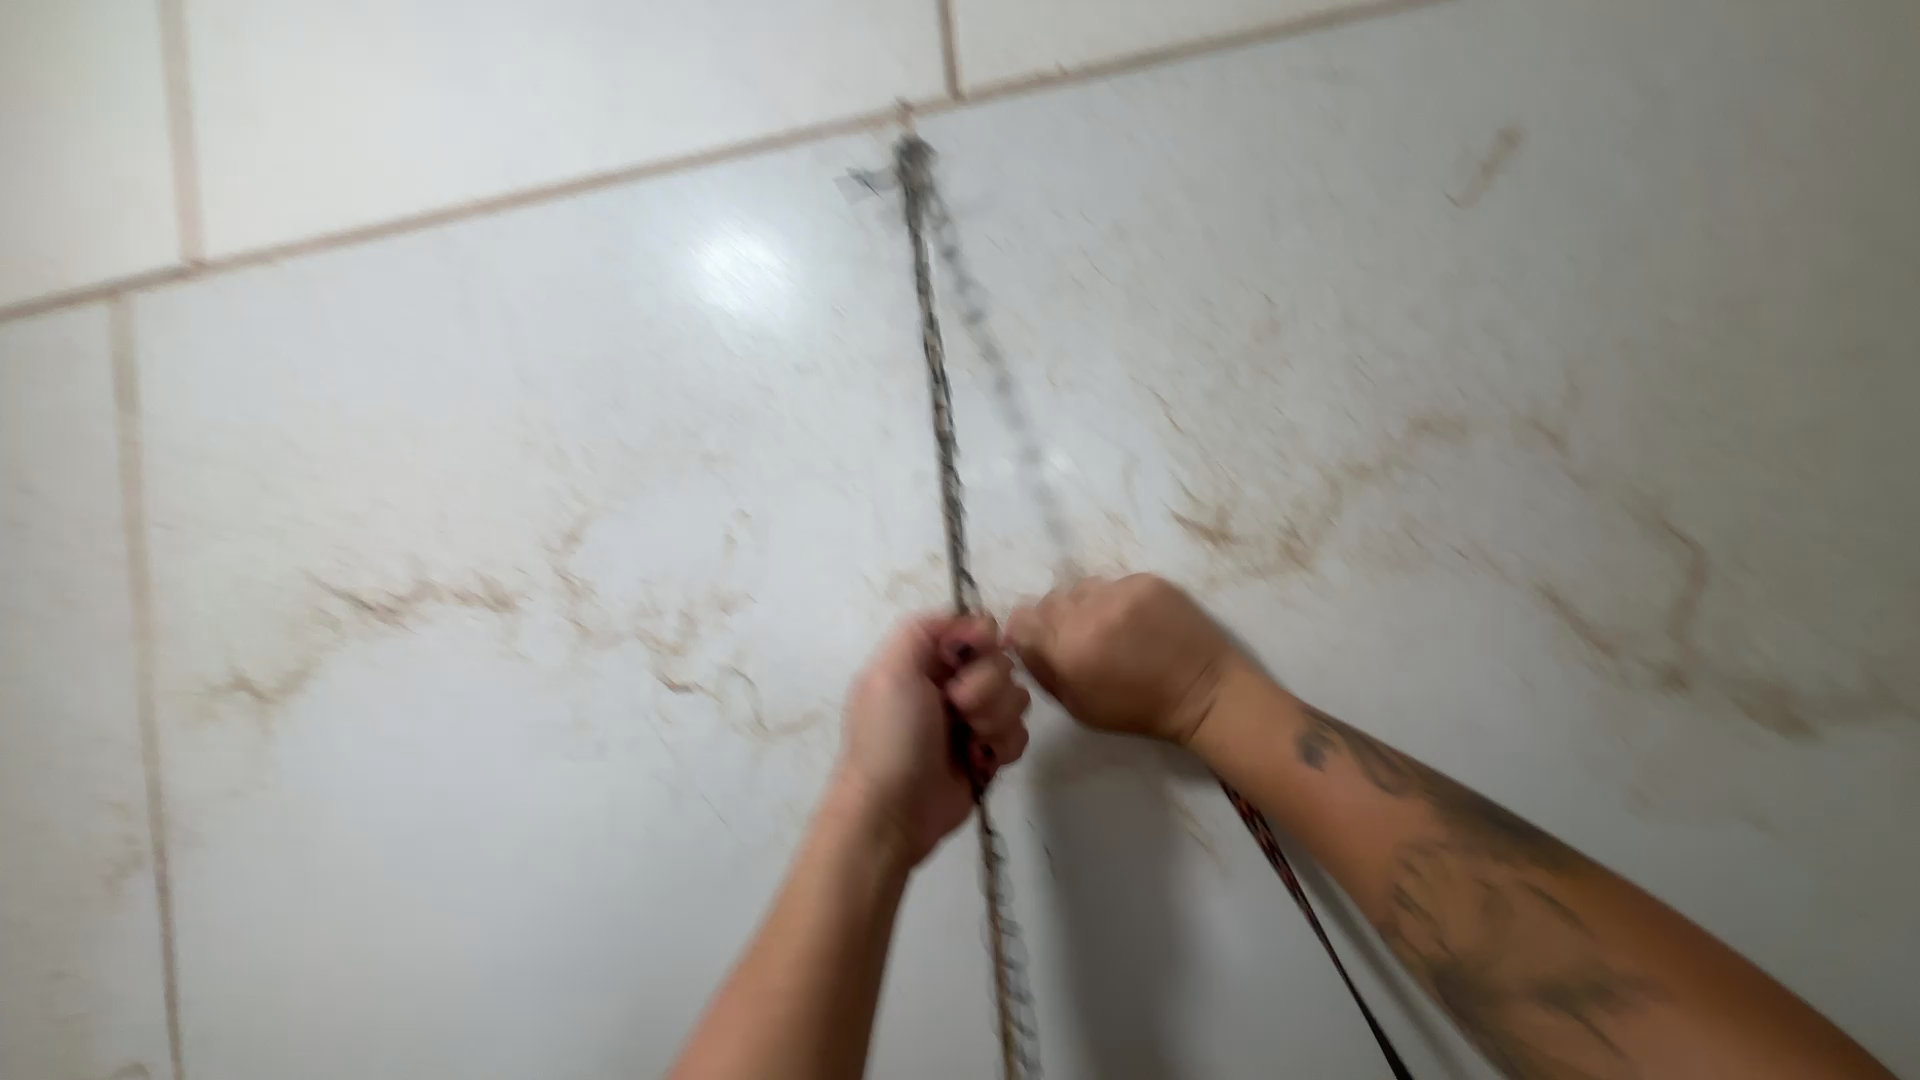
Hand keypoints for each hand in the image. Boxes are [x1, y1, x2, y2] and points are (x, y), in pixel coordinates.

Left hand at [833, 614, 1031, 865]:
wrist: (891, 813)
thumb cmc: (889, 738)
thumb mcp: (890, 671)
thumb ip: (922, 630)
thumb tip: (968, 622)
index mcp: (924, 659)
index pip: (974, 629)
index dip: (982, 639)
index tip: (972, 654)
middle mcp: (950, 683)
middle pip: (1001, 661)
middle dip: (986, 686)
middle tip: (957, 708)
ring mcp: (971, 719)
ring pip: (1015, 697)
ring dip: (995, 718)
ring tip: (969, 741)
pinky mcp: (989, 752)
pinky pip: (1019, 733)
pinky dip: (1002, 746)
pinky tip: (979, 761)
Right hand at [1007, 574, 1244, 744]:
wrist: (1203, 691)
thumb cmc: (1137, 708)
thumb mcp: (1079, 706)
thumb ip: (1043, 671)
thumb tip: (1019, 642)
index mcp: (1068, 651)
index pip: (1023, 619)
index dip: (1027, 630)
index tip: (1041, 640)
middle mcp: (1088, 615)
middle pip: (1049, 601)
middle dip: (1056, 620)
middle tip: (1079, 638)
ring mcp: (1119, 593)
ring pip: (1080, 588)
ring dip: (1085, 606)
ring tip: (1109, 627)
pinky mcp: (1146, 581)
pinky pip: (1113, 583)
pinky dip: (1116, 599)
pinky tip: (1134, 620)